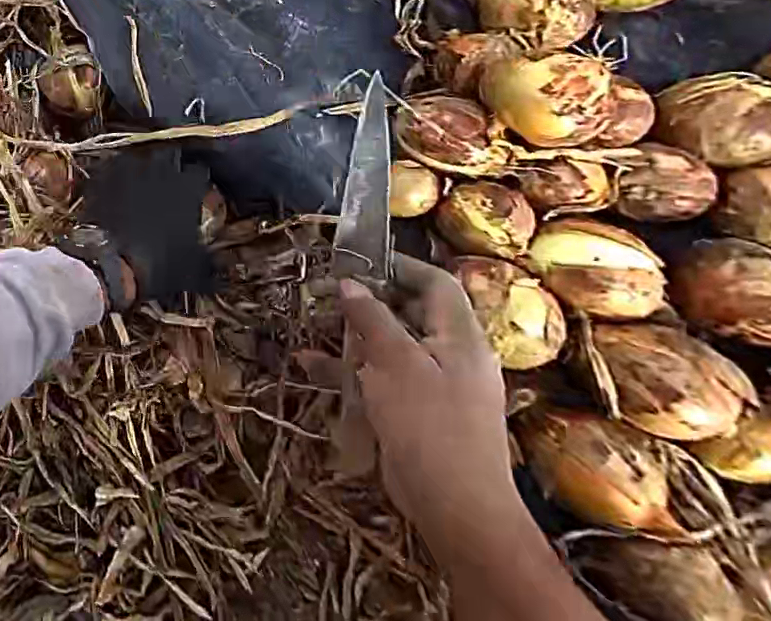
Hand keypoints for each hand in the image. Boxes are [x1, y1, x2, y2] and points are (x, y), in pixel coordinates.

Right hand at [337, 260, 526, 562]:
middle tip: (326, 292)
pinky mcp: (414, 411)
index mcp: (460, 337)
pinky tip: (310, 366)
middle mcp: (451, 356)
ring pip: (388, 346)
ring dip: (351, 336)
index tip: (359, 260)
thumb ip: (371, 318)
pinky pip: (380, 378)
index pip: (436, 283)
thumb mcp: (394, 362)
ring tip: (313, 323)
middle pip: (409, 312)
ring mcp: (433, 386)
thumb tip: (350, 283)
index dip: (400, 265)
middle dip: (366, 301)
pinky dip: (349, 370)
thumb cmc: (429, 425)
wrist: (457, 509)